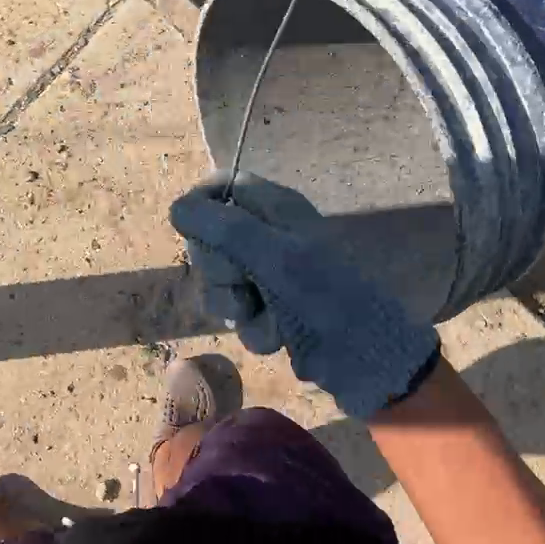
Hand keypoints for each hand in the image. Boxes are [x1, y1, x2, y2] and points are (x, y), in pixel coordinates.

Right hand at [169, 173, 438, 418]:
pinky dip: (254, 328)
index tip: (191, 230)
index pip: (223, 185)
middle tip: (244, 282)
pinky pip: (237, 313)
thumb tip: (177, 207)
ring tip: (264, 316)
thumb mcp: (272, 255)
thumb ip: (222, 227)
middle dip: (219, 269)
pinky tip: (278, 338)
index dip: (202, 204)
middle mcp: (269, 234)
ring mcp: (268, 274)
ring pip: (219, 282)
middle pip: (211, 238)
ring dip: (235, 306)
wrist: (366, 358)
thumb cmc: (324, 295)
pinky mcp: (269, 309)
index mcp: (276, 207)